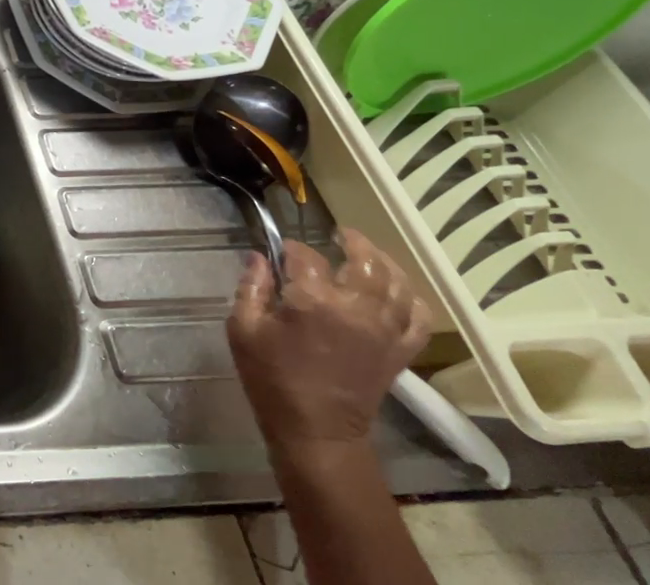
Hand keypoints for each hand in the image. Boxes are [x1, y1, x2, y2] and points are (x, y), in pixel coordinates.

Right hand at [227, 228, 432, 454]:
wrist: (315, 428)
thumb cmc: (271, 377)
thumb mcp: (243, 329)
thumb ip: (251, 288)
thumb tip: (259, 258)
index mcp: (314, 301)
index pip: (306, 257)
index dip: (290, 249)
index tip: (279, 252)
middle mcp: (357, 308)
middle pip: (365, 261)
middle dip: (352, 242)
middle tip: (340, 234)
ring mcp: (386, 329)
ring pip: (397, 283)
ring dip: (384, 263)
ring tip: (369, 254)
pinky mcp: (401, 349)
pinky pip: (419, 315)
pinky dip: (412, 298)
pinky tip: (399, 290)